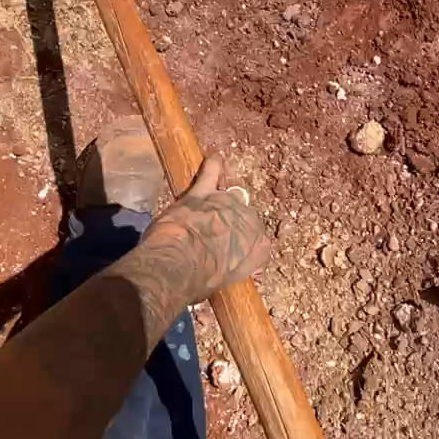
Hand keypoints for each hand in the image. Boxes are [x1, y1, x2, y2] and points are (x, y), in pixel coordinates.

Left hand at [132, 155, 271, 306]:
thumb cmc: (203, 280)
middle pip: (244, 215)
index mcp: (258, 245)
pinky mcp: (202, 193)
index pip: (258, 242)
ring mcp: (226, 202)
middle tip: (213, 238)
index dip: (242, 246)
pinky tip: (216, 158)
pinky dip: (214, 165)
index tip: (230, 254)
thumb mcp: (228, 281)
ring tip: (209, 210)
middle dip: (232, 224)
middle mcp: (248, 219)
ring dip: (220, 203)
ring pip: (229, 196)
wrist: (180, 263)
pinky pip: (211, 173)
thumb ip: (235, 267)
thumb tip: (232, 266)